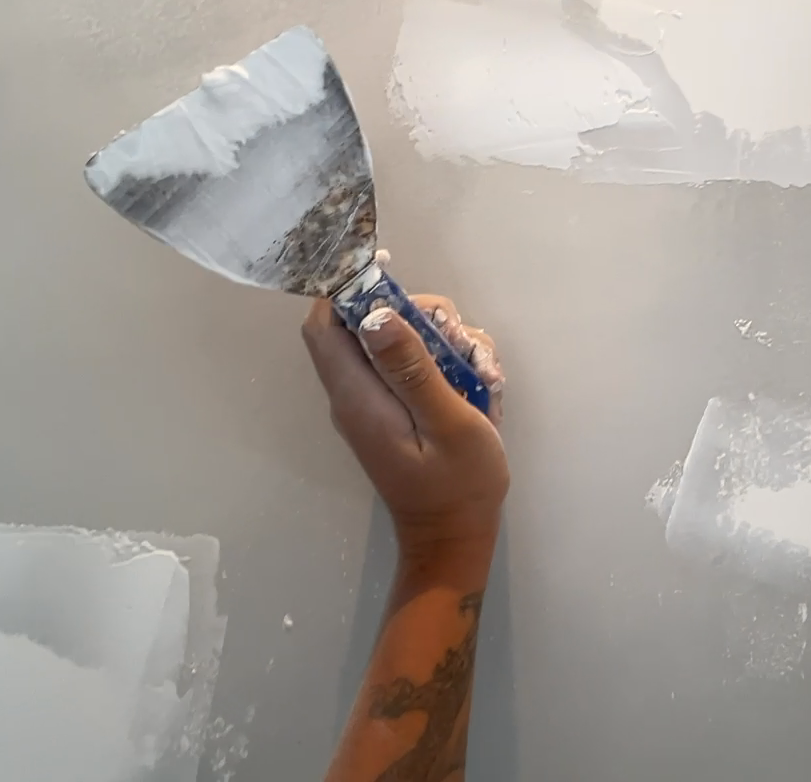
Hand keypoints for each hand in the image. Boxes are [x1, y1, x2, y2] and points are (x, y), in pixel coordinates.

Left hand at [301, 294, 508, 557]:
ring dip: (450, 341)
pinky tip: (485, 383)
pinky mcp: (403, 406)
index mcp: (359, 396)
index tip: (391, 273)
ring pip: (407, 339)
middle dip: (424, 317)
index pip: (325, 324)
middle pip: (374, 323)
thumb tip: (374, 315)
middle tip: (463, 339)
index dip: (348, 289)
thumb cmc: (458, 485)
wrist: (458, 537)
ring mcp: (382, 400)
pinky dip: (454, 362)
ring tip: (486, 371)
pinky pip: (421, 364)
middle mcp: (360, 393)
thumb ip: (412, 369)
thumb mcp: (446, 423)